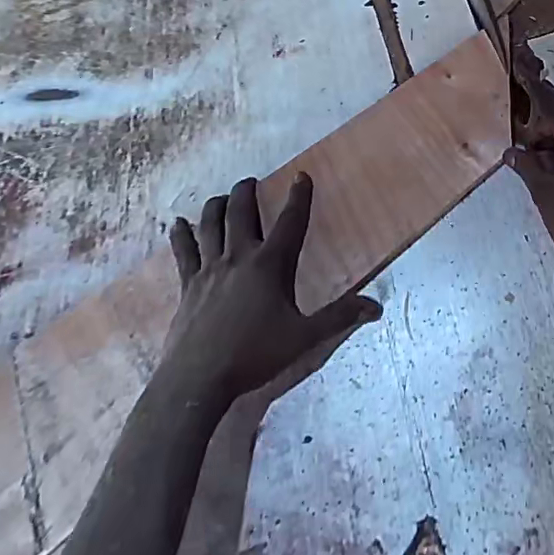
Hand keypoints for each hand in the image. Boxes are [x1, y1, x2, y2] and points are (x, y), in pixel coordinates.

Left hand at [160, 173, 381, 400]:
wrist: (198, 379)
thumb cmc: (255, 355)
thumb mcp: (304, 338)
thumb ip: (339, 318)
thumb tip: (376, 307)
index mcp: (269, 265)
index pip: (290, 221)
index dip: (299, 197)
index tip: (301, 176)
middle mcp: (238, 257)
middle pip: (241, 212)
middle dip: (246, 192)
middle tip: (250, 181)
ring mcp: (209, 270)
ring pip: (210, 225)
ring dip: (216, 205)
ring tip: (222, 196)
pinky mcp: (188, 285)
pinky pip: (183, 252)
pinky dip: (181, 234)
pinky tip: (177, 223)